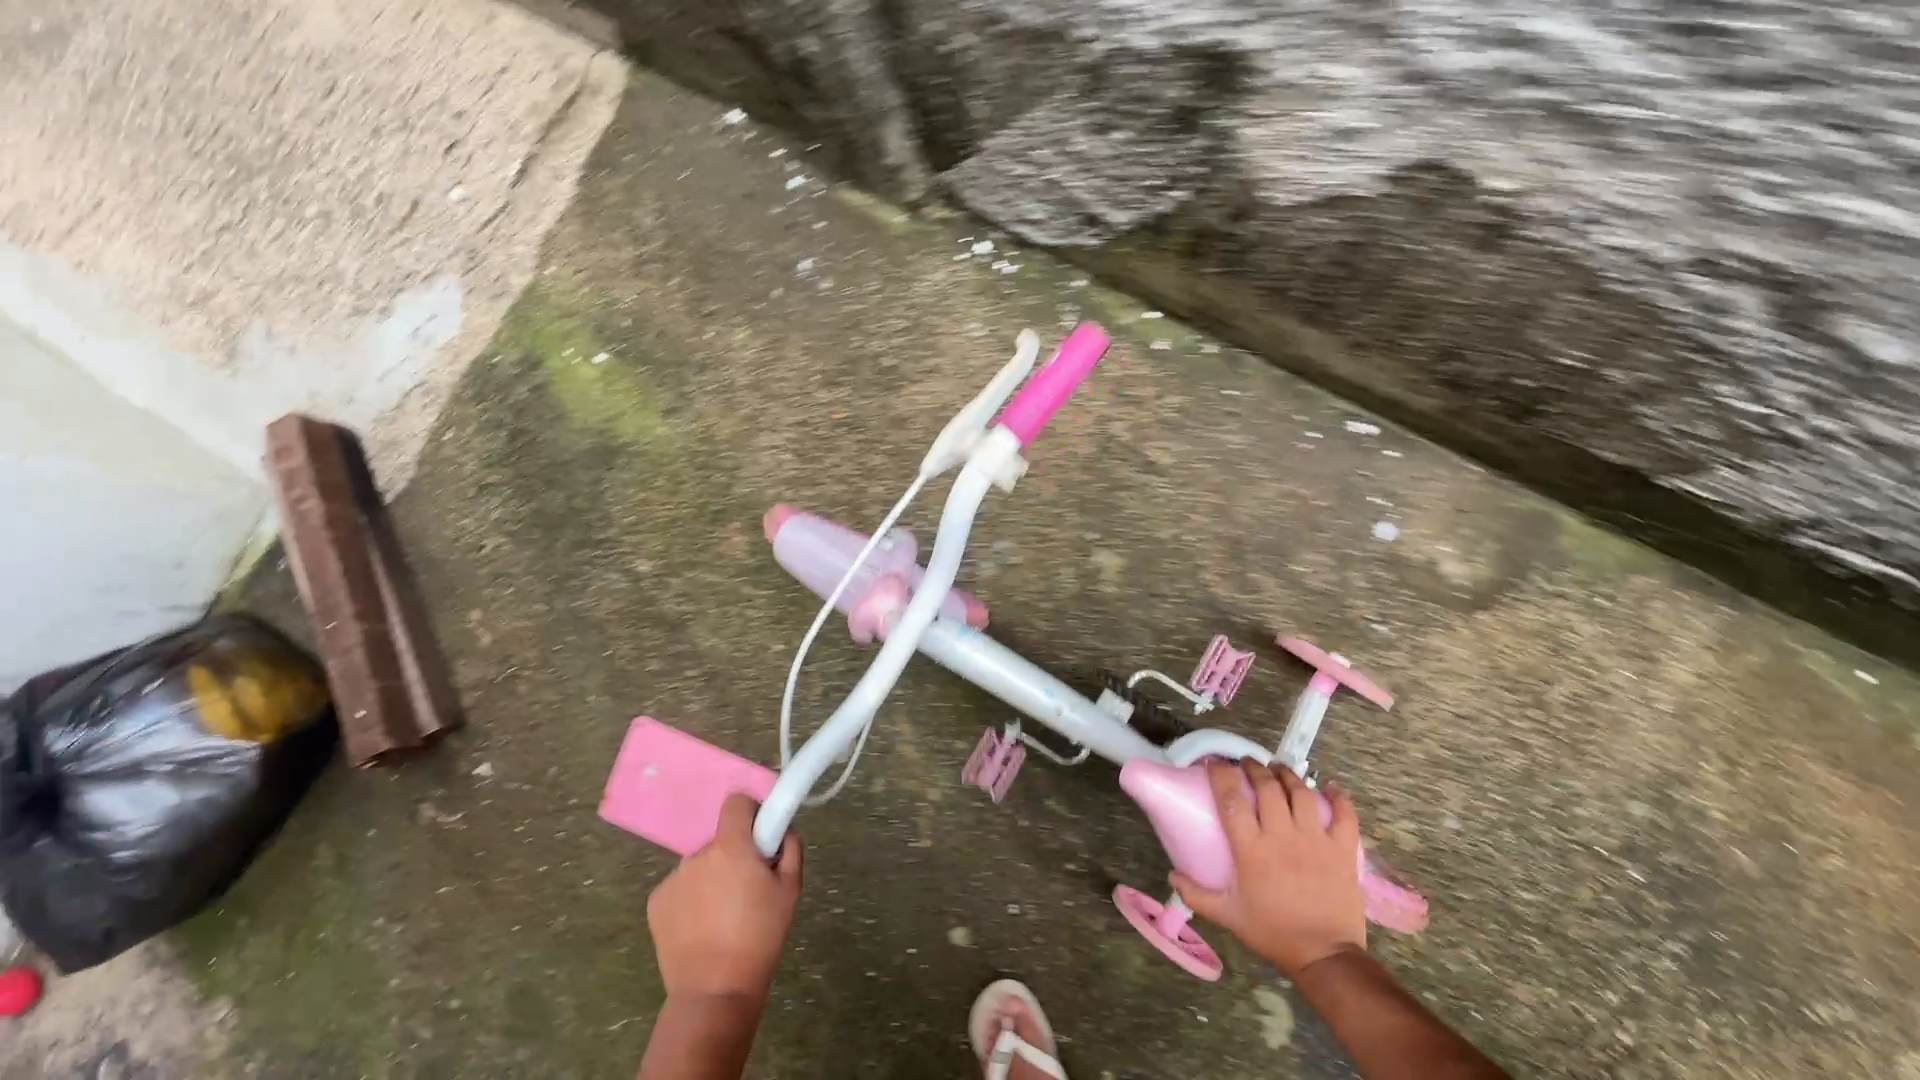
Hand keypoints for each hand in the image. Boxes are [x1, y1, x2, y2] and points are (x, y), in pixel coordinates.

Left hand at [646, 793, 803, 1000]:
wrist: (714, 990)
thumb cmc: (760, 937)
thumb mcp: (791, 891)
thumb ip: (790, 849)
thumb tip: (781, 830)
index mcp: (730, 847)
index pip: (735, 802)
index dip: (750, 812)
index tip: (760, 834)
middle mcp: (697, 855)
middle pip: (720, 841)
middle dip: (735, 855)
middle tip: (749, 889)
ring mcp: (672, 878)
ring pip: (701, 867)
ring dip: (713, 879)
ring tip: (725, 917)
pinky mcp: (656, 902)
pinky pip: (681, 889)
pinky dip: (692, 900)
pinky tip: (703, 928)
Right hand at [1172, 760, 1366, 977]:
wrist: (1324, 956)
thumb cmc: (1273, 933)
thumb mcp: (1228, 915)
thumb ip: (1197, 894)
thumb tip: (1172, 876)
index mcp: (1251, 850)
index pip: (1231, 799)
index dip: (1221, 775)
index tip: (1215, 763)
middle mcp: (1282, 837)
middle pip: (1267, 788)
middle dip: (1255, 768)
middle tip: (1247, 763)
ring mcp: (1316, 840)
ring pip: (1302, 793)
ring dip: (1288, 775)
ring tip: (1279, 768)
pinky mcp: (1343, 850)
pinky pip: (1345, 815)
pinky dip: (1339, 797)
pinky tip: (1331, 788)